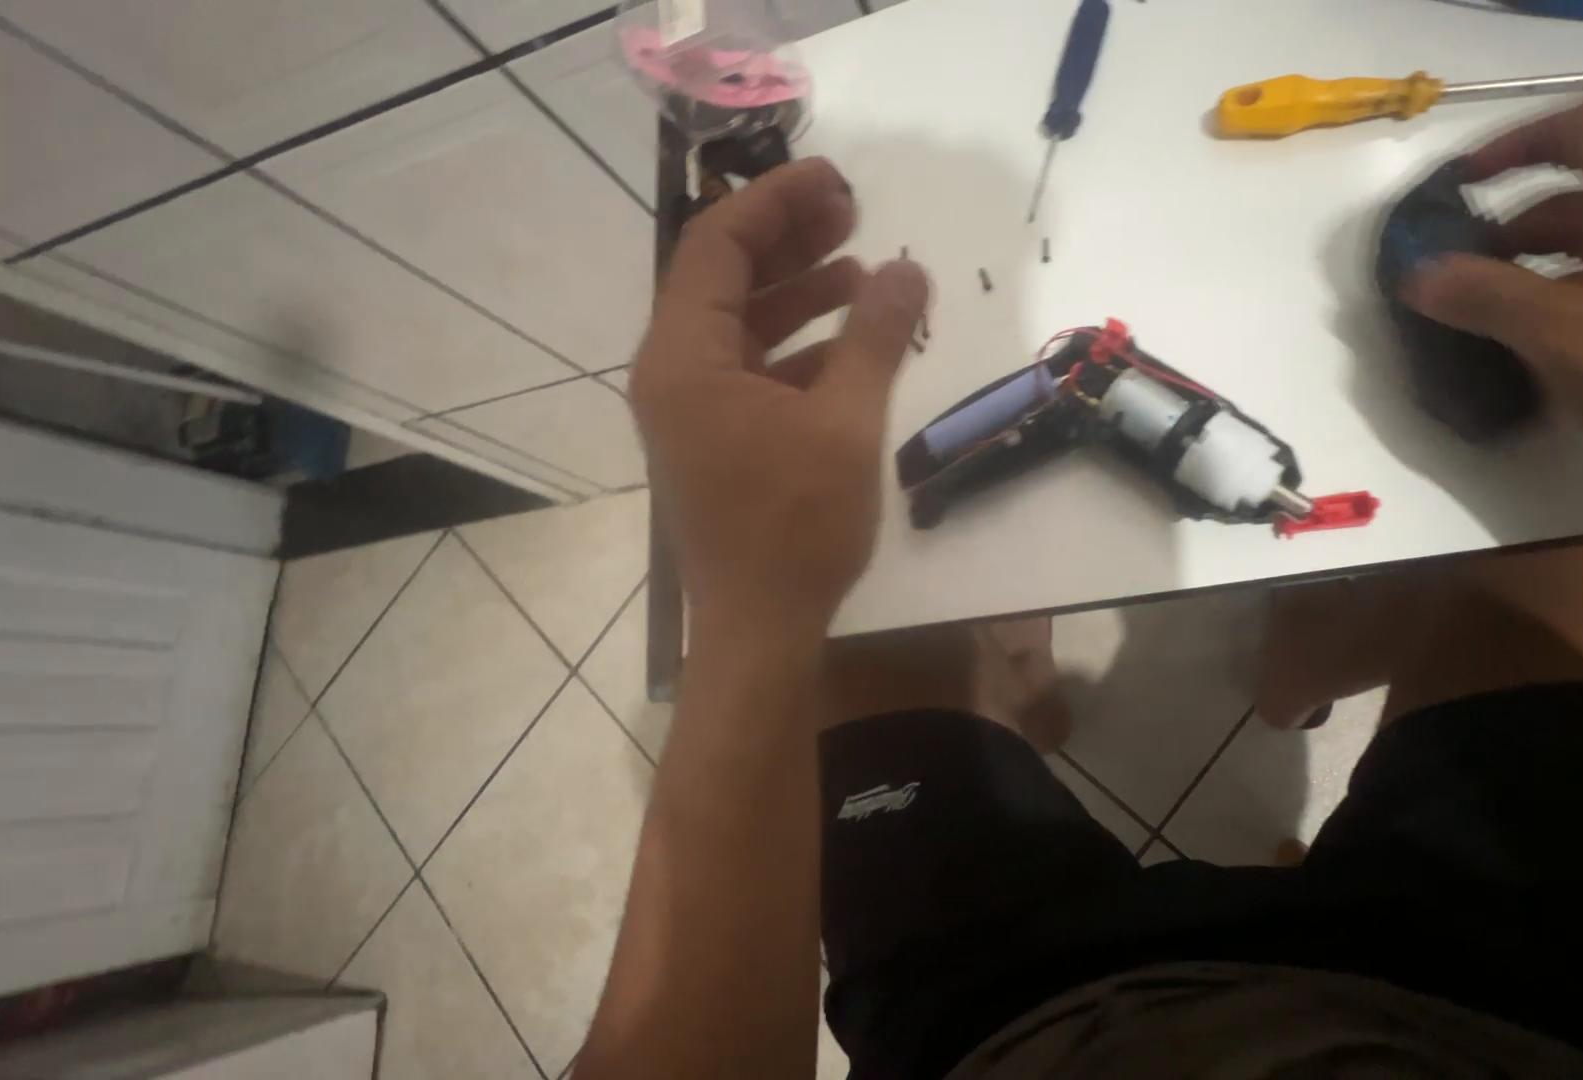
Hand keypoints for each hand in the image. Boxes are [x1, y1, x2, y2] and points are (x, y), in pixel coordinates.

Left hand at [629, 158, 929, 635]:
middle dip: (790, 241)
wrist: (761, 627)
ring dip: (798, 294)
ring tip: (863, 274)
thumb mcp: (845, 423)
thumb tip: (908, 270)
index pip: (717, 244)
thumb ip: (874, 337)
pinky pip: (753, 371)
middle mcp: (674, 372)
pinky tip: (849, 346)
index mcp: (684, 357)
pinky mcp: (718, 439)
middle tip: (854, 215)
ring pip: (741, 326)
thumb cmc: (797, 527)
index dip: (776, 201)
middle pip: (725, 277)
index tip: (836, 181)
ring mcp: (693, 409)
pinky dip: (798, 349)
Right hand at [1404, 97, 1582, 492]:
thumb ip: (1490, 299)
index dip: (1513, 146)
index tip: (1454, 190)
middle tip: (1454, 274)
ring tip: (1486, 320)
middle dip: (1512, 229)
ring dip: (1539, 274)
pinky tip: (1546, 355)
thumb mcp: (1575, 337)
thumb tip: (1416, 274)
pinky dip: (1577, 306)